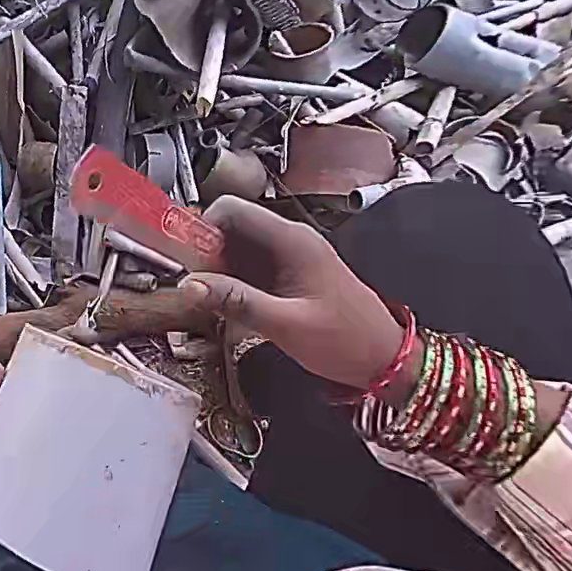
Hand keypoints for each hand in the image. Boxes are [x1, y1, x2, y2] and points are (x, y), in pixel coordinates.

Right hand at [182, 196, 404, 390]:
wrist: (385, 361)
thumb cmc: (347, 341)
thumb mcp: (286, 325)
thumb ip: (237, 301)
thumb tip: (191, 285)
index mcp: (292, 240)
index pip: (232, 209)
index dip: (202, 228)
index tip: (187, 260)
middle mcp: (288, 241)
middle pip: (230, 229)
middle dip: (205, 255)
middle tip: (196, 289)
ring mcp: (287, 258)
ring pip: (235, 251)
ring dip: (216, 273)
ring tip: (211, 303)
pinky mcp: (286, 277)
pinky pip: (247, 270)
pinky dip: (231, 285)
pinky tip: (229, 310)